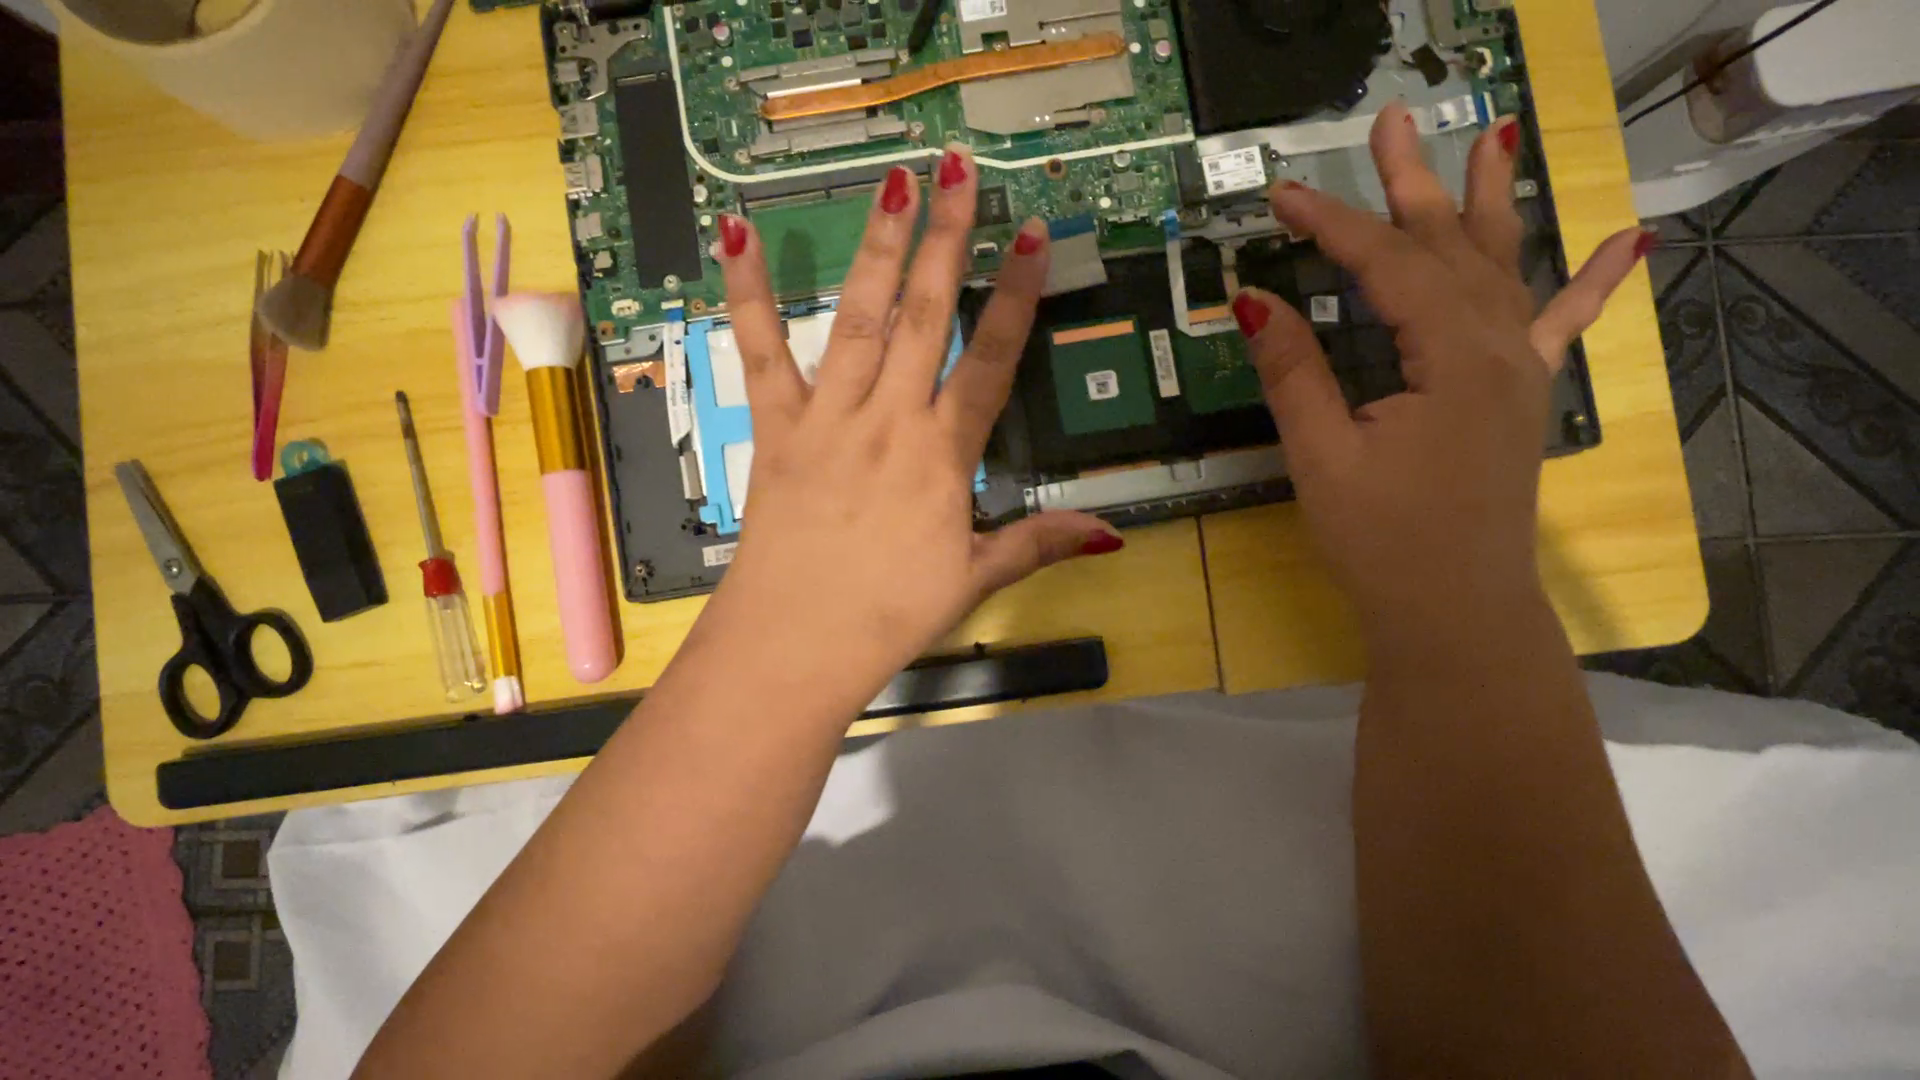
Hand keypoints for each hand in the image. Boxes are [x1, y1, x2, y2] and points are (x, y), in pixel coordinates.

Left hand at [700, 149, 1121, 696]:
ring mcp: (828, 418)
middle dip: (945, 240)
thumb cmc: (889, 616)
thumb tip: (1111, 534)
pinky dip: (748, 295)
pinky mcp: (776, 428)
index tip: (1029, 234)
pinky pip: (760, 354)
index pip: (989, 360)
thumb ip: (1039, 544)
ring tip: (892, 184)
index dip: (1013, 296)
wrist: (797, 643)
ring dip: (877, 249)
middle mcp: (889, 419)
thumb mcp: (975, 580)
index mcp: (943, 455)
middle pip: (924, 318)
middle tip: (959, 172)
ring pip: (857, 319)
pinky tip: (736, 235)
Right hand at [1232, 103, 1652, 636]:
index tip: (1280, 195)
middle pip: (1450, 246)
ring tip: (1489, 137)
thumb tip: (1253, 298)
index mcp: (1452, 359)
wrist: (1455, 612)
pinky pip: (1559, 327)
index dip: (1332, 225)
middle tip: (1391, 123)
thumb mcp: (1323, 457)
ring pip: (1500, 268)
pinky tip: (1632, 242)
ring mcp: (1520, 371)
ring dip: (1486, 203)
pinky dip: (1591, 282)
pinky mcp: (1521, 397)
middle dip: (1413, 185)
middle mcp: (1500, 348)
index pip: (1388, 266)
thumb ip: (1294, 372)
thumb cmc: (1382, 542)